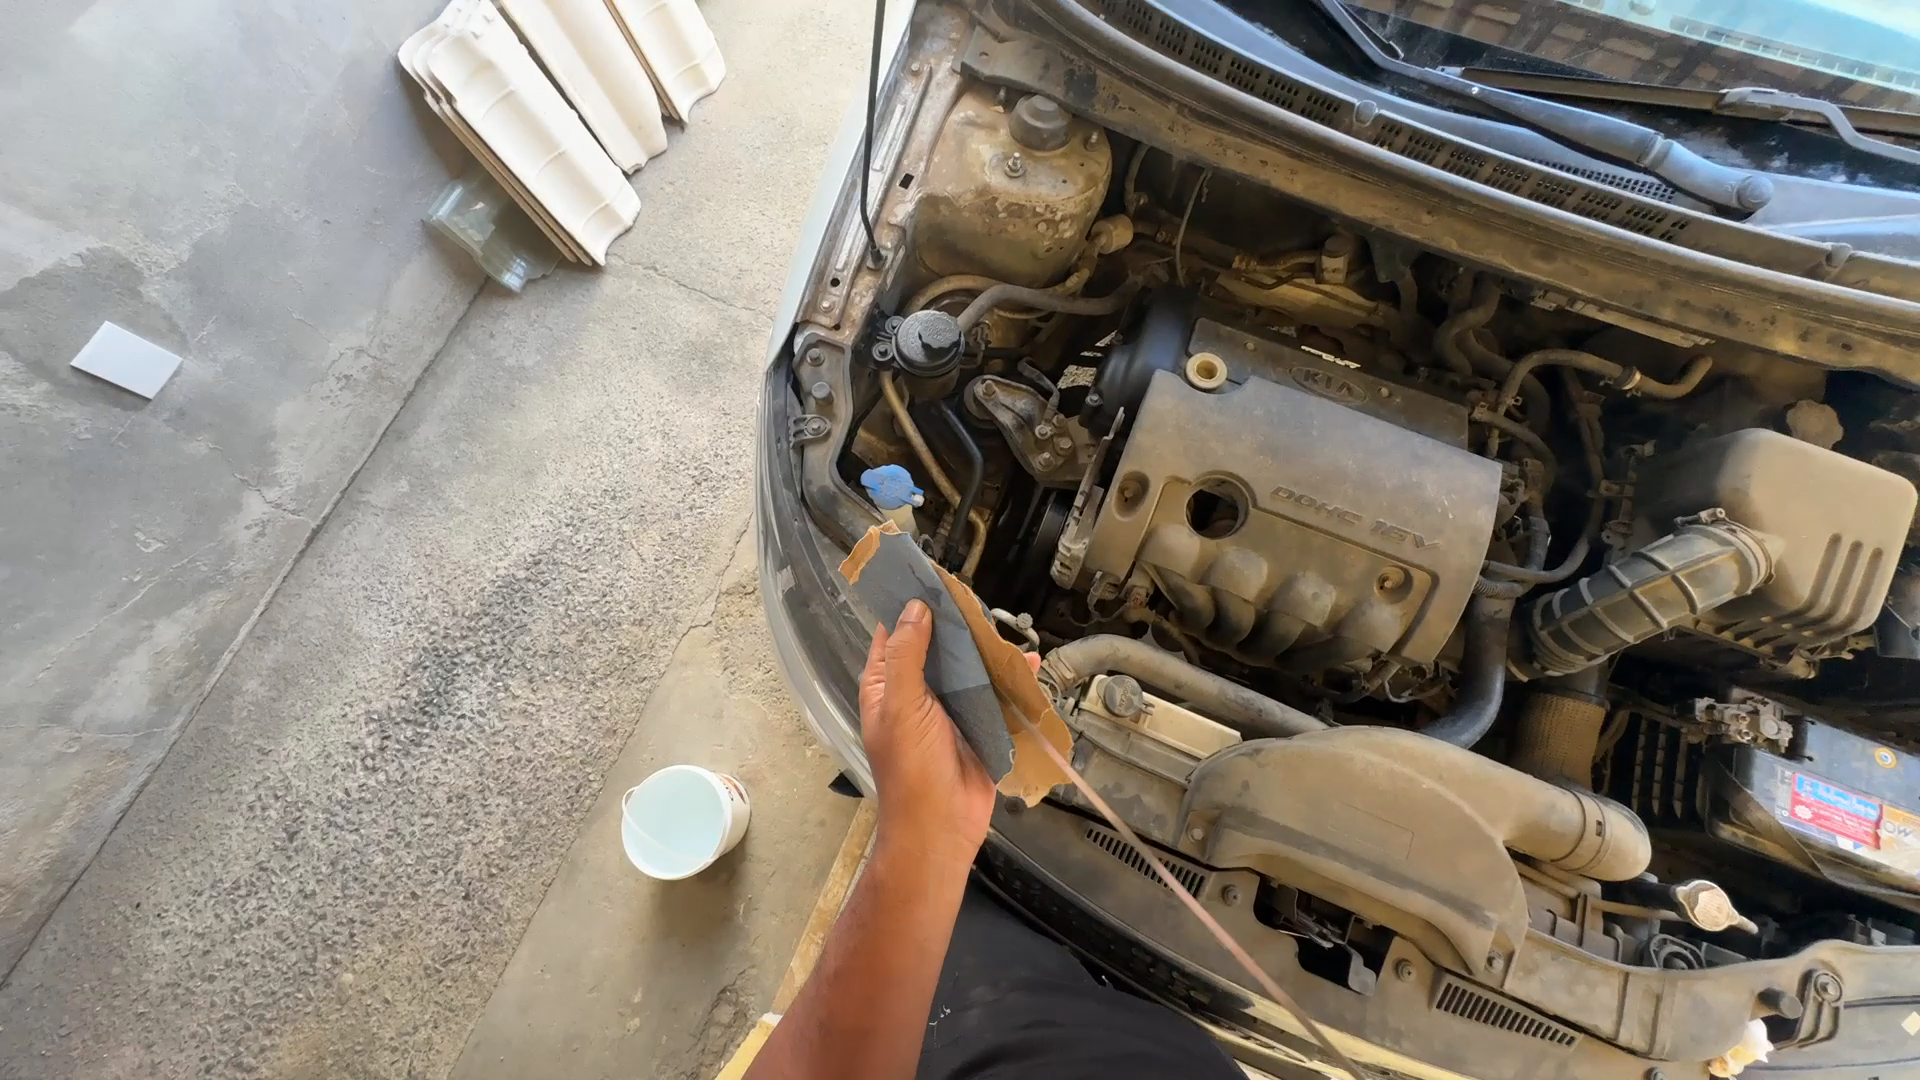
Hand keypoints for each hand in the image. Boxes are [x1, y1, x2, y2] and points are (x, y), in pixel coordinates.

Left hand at [858, 600, 998, 868]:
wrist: (942, 826)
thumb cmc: (911, 766)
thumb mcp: (902, 705)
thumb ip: (907, 656)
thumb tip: (914, 608)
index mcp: (887, 686)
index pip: (893, 635)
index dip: (907, 608)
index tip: (928, 578)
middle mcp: (916, 693)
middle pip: (935, 648)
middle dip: (954, 625)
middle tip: (975, 597)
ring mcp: (949, 709)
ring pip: (967, 668)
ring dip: (984, 650)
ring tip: (1003, 624)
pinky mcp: (979, 725)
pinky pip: (994, 694)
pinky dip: (1010, 679)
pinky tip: (1029, 663)